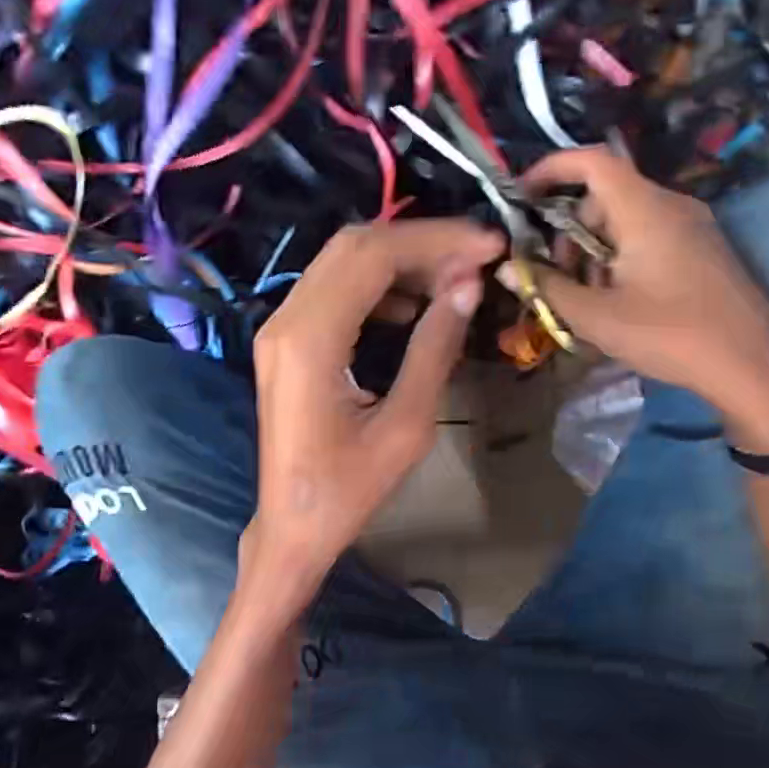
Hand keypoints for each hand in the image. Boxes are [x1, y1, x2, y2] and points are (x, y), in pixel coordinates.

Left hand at [246, 220, 502, 574]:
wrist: (292, 527)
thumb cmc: (348, 491)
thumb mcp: (405, 427)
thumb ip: (434, 349)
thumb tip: (467, 284)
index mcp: (310, 340)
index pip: (373, 255)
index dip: (436, 240)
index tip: (490, 246)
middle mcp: (284, 321)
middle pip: (353, 247)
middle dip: (419, 243)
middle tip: (476, 257)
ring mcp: (277, 330)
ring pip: (340, 263)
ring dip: (398, 261)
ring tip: (453, 281)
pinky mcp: (283, 344)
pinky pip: (330, 292)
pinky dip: (374, 287)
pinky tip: (411, 307)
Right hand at [500, 149, 768, 450]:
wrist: (750, 363)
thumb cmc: (669, 334)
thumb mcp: (597, 316)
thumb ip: (549, 288)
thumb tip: (509, 269)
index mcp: (645, 210)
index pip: (594, 162)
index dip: (552, 168)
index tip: (521, 194)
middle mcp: (670, 206)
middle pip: (605, 196)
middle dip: (568, 229)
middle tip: (552, 274)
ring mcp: (690, 226)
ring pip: (624, 220)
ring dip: (591, 249)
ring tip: (582, 297)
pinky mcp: (699, 249)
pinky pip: (646, 237)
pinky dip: (617, 258)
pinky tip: (612, 300)